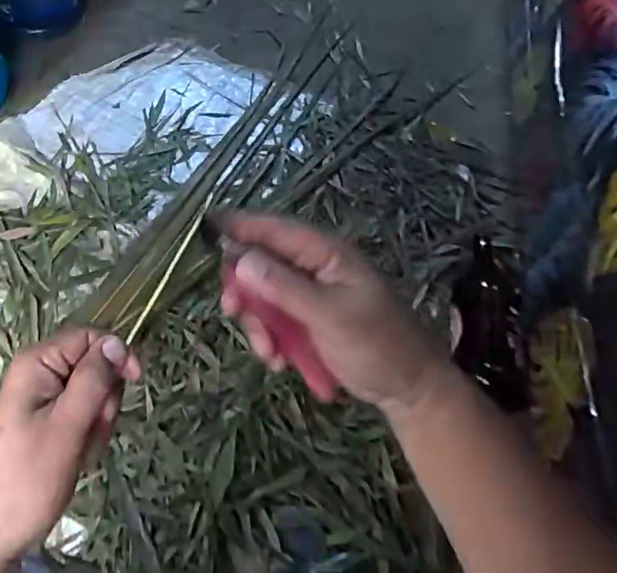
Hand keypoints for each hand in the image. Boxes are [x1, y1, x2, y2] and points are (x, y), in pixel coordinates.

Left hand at [0, 328, 142, 570]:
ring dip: (96, 422)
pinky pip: (80, 415)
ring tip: (81, 451)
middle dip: (103, 398)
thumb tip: (116, 340)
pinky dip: (86, 435)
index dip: (115, 354)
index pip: (88, 337)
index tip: (135, 381)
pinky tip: (76, 458)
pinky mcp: (45, 420)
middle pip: (92, 365)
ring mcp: (40, 397)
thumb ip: (93, 380)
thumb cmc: (28, 478)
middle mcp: (37, 372)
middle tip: (92, 431)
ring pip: (90, 393)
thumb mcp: (66, 426)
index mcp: (37, 362)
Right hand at [219, 213, 448, 415]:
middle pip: (260, 263)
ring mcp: (309, 293)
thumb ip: (283, 287)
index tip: (206, 227)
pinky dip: (270, 339)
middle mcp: (312, 267)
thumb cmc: (377, 345)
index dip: (240, 225)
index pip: (274, 229)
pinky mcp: (306, 319)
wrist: (410, 391)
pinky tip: (278, 362)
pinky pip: (274, 320)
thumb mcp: (329, 315)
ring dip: (258, 323)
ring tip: (269, 353)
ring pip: (262, 295)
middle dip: (245, 290)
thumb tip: (239, 258)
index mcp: (324, 253)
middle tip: (233, 311)